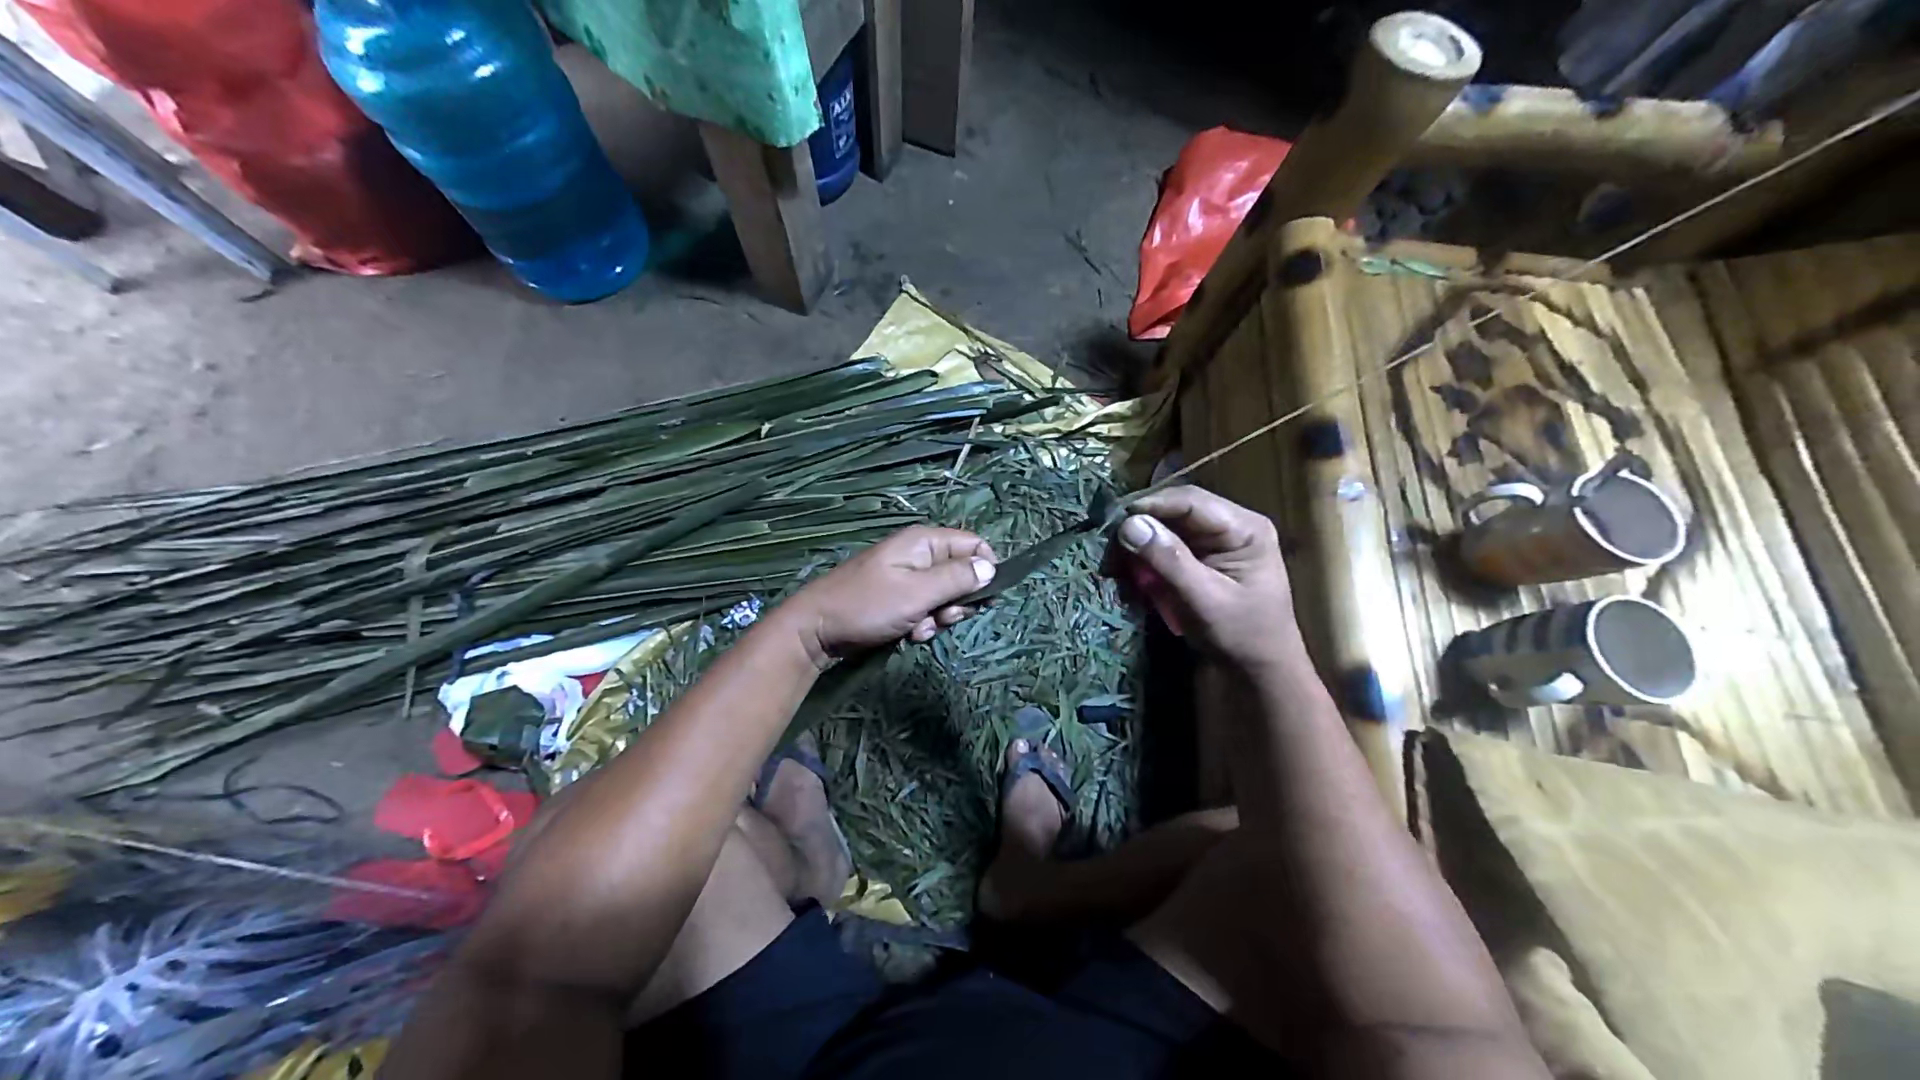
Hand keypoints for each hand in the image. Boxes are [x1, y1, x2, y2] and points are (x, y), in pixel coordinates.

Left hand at [776, 526, 997, 666]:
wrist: (817, 629)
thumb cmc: (868, 606)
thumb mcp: (918, 593)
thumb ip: (957, 579)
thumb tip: (992, 567)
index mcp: (924, 542)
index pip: (974, 545)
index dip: (985, 570)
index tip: (984, 598)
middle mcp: (919, 555)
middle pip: (963, 574)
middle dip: (959, 601)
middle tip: (944, 617)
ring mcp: (908, 578)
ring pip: (946, 597)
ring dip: (939, 618)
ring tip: (919, 629)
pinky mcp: (900, 599)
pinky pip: (926, 609)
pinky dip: (923, 624)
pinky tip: (908, 634)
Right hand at [1110, 486, 1299, 670]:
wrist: (1261, 671)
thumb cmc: (1241, 635)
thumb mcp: (1204, 599)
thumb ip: (1169, 560)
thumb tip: (1129, 524)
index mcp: (1245, 528)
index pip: (1190, 501)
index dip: (1149, 506)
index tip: (1113, 523)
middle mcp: (1232, 524)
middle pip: (1177, 509)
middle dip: (1142, 525)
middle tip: (1109, 546)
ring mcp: (1218, 540)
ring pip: (1169, 526)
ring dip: (1142, 541)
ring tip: (1117, 562)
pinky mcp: (1204, 556)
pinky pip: (1169, 545)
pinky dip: (1148, 556)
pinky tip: (1133, 571)